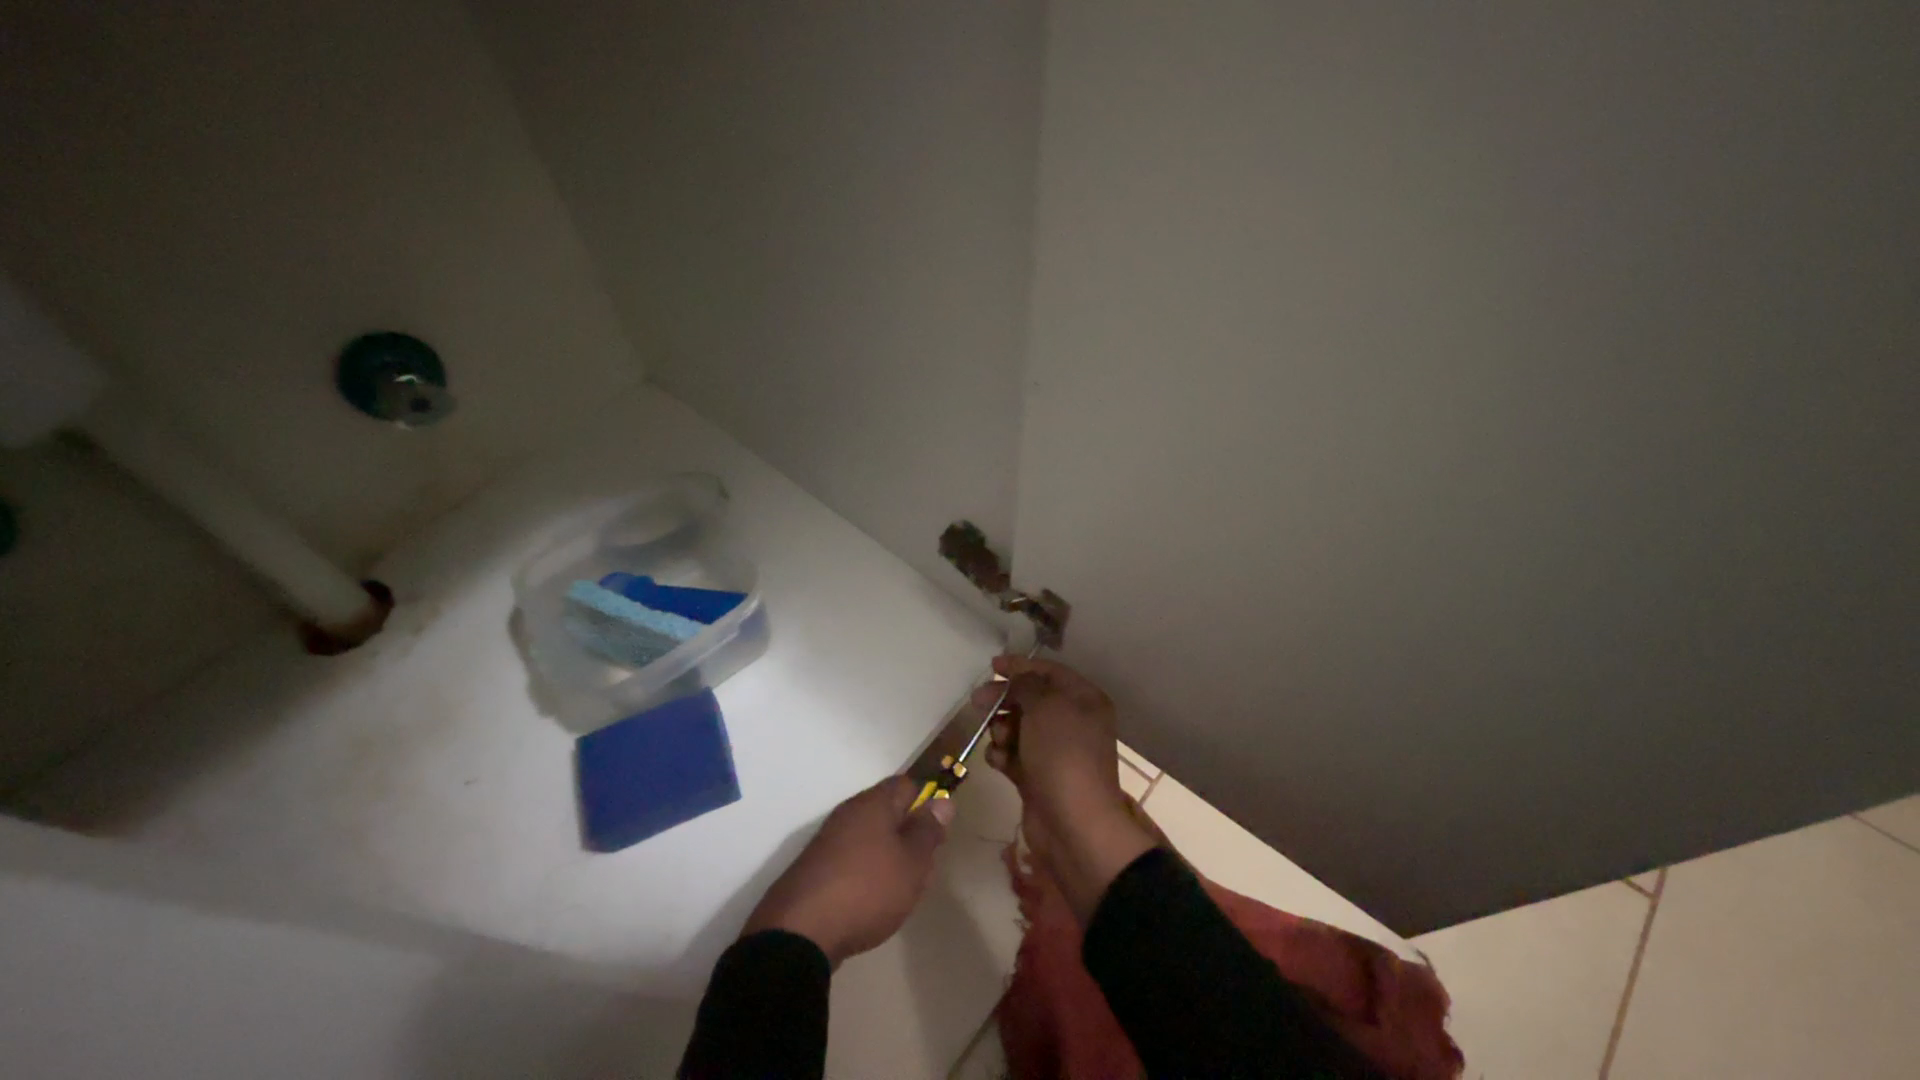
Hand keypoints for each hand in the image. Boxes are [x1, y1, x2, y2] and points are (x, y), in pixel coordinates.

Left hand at [742, 776, 953, 965]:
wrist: (801, 932)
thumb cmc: (868, 889)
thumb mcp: (912, 862)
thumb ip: (928, 831)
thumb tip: (942, 801)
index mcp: (873, 804)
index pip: (906, 784)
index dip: (927, 802)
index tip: (939, 831)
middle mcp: (847, 814)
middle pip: (886, 812)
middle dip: (908, 835)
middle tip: (924, 867)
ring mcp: (827, 841)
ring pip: (869, 838)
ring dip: (888, 858)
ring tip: (902, 889)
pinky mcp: (816, 869)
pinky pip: (851, 861)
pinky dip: (866, 875)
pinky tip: (873, 901)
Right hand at [975, 654, 1125, 824]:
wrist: (1073, 822)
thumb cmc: (1062, 754)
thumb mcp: (1045, 706)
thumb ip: (1027, 684)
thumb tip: (1018, 677)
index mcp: (1084, 700)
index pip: (1050, 672)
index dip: (1021, 666)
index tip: (992, 666)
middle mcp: (1073, 722)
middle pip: (1031, 699)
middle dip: (1004, 699)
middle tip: (977, 702)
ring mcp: (1055, 752)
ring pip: (1019, 728)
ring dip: (1002, 730)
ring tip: (1000, 741)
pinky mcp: (1038, 776)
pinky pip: (1014, 756)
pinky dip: (1003, 755)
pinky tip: (998, 761)